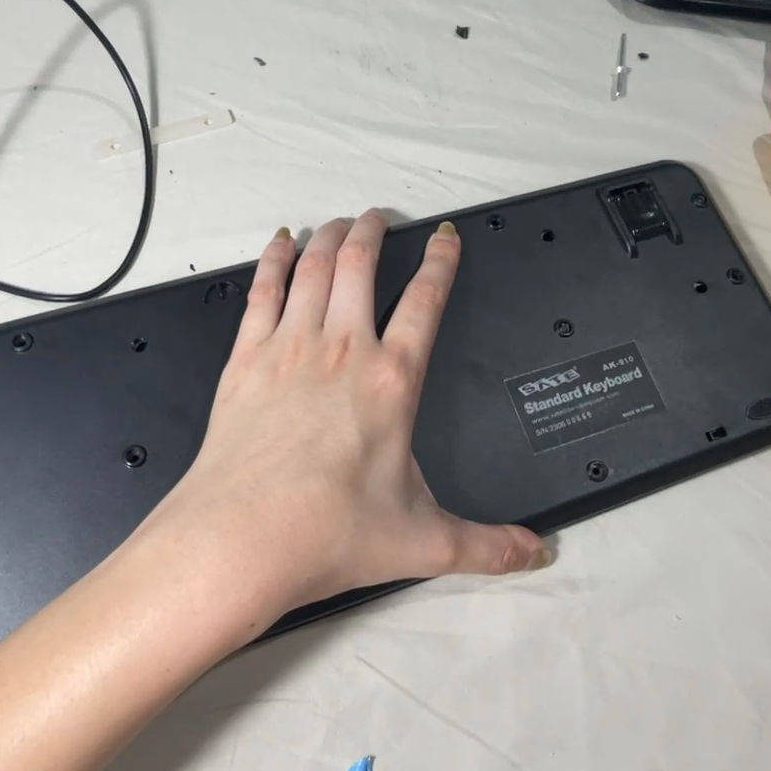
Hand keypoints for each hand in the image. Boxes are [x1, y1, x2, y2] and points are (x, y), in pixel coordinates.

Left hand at [132, 212, 546, 617]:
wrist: (240, 537)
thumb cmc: (323, 532)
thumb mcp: (421, 542)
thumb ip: (485, 546)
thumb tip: (530, 553)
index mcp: (391, 382)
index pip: (426, 302)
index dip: (441, 262)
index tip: (445, 238)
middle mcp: (341, 352)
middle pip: (362, 266)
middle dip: (375, 232)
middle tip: (382, 217)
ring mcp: (289, 349)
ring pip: (314, 269)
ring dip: (330, 238)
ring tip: (339, 222)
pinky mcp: (245, 361)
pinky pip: (262, 291)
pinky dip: (274, 261)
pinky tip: (279, 245)